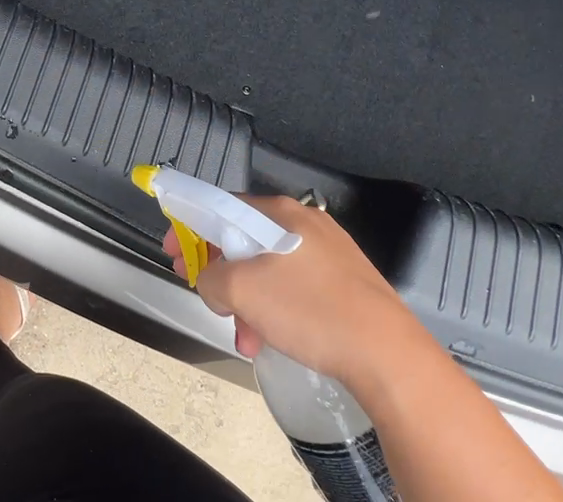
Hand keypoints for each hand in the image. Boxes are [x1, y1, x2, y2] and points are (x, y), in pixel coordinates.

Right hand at [163, 195, 421, 385]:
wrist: (389, 356)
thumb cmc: (311, 310)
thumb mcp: (240, 290)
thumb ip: (209, 278)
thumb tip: (214, 285)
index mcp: (279, 212)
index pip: (220, 205)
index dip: (190, 226)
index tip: (173, 252)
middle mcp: (305, 223)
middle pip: (244, 239)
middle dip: (219, 271)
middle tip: (205, 295)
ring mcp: (329, 254)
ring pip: (268, 269)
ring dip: (246, 299)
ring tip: (244, 336)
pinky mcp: (346, 284)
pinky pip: (294, 288)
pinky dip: (274, 309)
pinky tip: (271, 338)